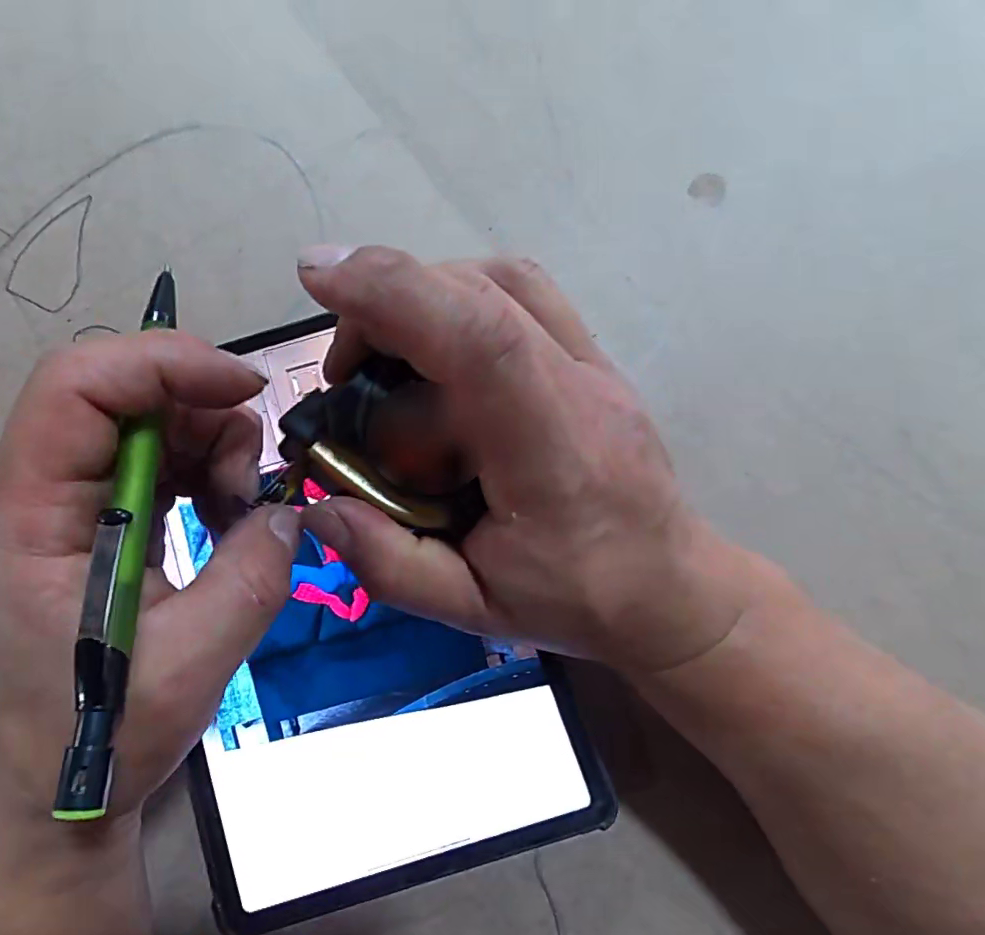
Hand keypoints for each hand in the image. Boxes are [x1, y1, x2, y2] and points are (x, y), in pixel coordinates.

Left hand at [0, 330, 299, 827]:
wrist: (55, 798)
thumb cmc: (102, 741)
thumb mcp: (194, 665)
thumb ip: (249, 576)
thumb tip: (288, 508)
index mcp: (27, 522)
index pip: (74, 389)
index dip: (159, 363)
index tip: (242, 389)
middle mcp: (29, 504)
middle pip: (109, 401)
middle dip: (196, 414)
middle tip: (250, 478)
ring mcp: (53, 518)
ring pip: (133, 432)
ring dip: (200, 449)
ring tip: (238, 512)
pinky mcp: (81, 536)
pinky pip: (140, 473)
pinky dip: (190, 478)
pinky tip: (220, 519)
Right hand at [294, 245, 753, 671]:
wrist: (667, 586)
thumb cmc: (573, 600)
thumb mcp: (471, 609)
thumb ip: (389, 564)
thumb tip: (317, 507)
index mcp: (550, 449)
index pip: (477, 339)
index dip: (394, 293)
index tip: (318, 275)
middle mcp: (577, 385)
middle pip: (476, 294)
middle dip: (383, 307)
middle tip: (339, 375)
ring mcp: (591, 361)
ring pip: (497, 279)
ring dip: (417, 297)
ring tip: (374, 359)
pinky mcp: (587, 355)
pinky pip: (517, 293)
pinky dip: (453, 299)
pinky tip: (425, 349)